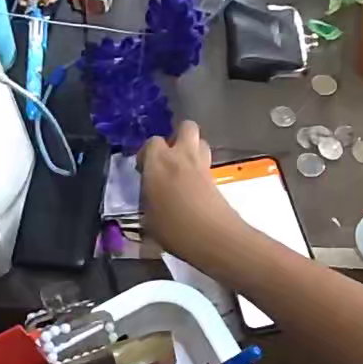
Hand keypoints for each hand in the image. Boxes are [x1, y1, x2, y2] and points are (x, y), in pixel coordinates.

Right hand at [138, 122, 240, 260]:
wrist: (212, 236)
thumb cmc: (172, 227)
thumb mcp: (148, 219)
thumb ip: (148, 202)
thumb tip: (149, 203)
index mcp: (158, 161)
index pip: (151, 142)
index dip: (147, 153)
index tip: (144, 169)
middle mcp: (182, 156)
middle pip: (186, 127)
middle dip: (178, 137)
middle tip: (169, 158)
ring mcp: (203, 165)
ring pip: (201, 143)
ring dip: (192, 151)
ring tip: (183, 171)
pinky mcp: (217, 178)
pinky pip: (207, 165)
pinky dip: (201, 171)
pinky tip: (194, 189)